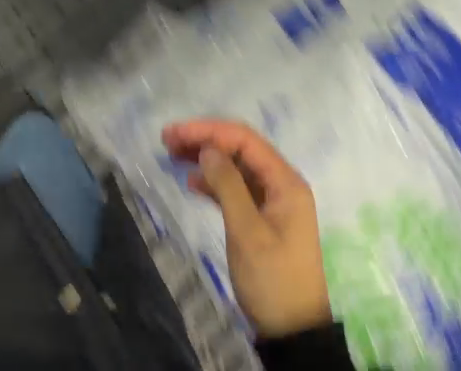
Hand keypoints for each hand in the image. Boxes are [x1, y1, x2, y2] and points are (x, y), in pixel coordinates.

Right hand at [161, 118, 330, 338]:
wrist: (293, 330)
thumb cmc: (271, 279)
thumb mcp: (247, 232)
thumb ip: (228, 185)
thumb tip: (207, 149)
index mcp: (285, 181)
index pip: (245, 140)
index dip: (209, 131)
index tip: (175, 134)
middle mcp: (282, 184)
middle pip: (240, 149)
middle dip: (205, 140)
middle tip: (167, 141)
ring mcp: (273, 201)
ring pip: (237, 167)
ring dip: (207, 159)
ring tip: (173, 156)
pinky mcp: (263, 218)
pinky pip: (237, 188)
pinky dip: (214, 182)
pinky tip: (192, 183)